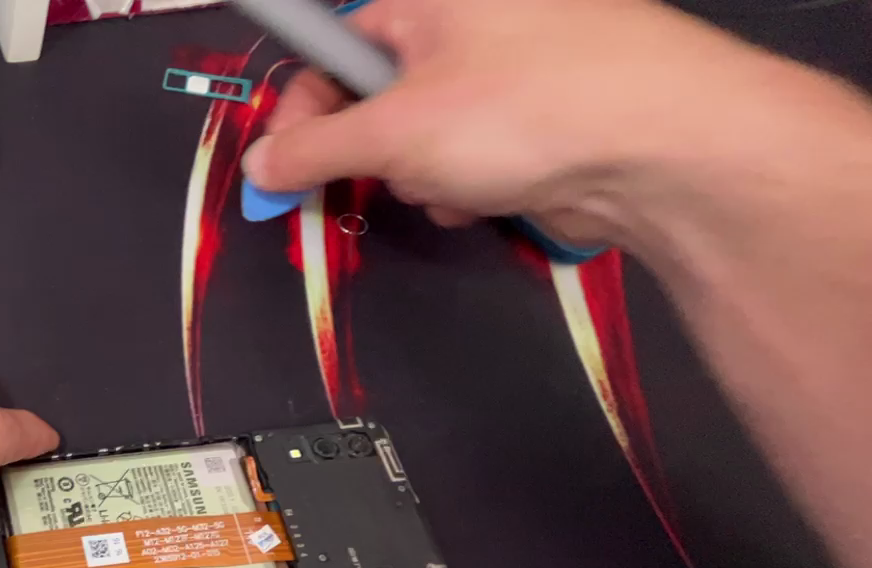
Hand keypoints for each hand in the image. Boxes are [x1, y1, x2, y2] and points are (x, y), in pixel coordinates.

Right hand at [242, 0, 786, 247]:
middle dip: (367, 155)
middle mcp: (465, 30)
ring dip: (414, 178)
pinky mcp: (525, 125)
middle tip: (373, 179)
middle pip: (367, 106)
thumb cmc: (520, 114)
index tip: (281, 169)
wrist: (664, 149)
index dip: (299, 113)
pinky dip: (454, 188)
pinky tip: (483, 194)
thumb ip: (309, 151)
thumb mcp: (392, 133)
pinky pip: (453, 162)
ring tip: (452, 183)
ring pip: (408, 144)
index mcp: (431, 5)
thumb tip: (256, 165)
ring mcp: (499, 78)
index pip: (329, 54)